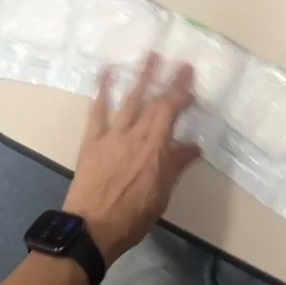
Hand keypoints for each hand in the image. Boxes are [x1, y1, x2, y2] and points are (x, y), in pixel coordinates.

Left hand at [63, 56, 203, 262]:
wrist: (92, 229)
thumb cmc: (132, 217)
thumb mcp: (162, 195)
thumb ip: (176, 166)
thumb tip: (193, 147)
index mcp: (155, 148)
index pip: (170, 111)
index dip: (181, 92)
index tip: (190, 79)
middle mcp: (135, 134)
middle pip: (153, 101)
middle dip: (167, 79)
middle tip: (179, 61)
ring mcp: (112, 134)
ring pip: (129, 99)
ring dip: (140, 76)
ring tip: (149, 55)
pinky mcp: (93, 139)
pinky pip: (98, 110)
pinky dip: (102, 90)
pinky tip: (105, 72)